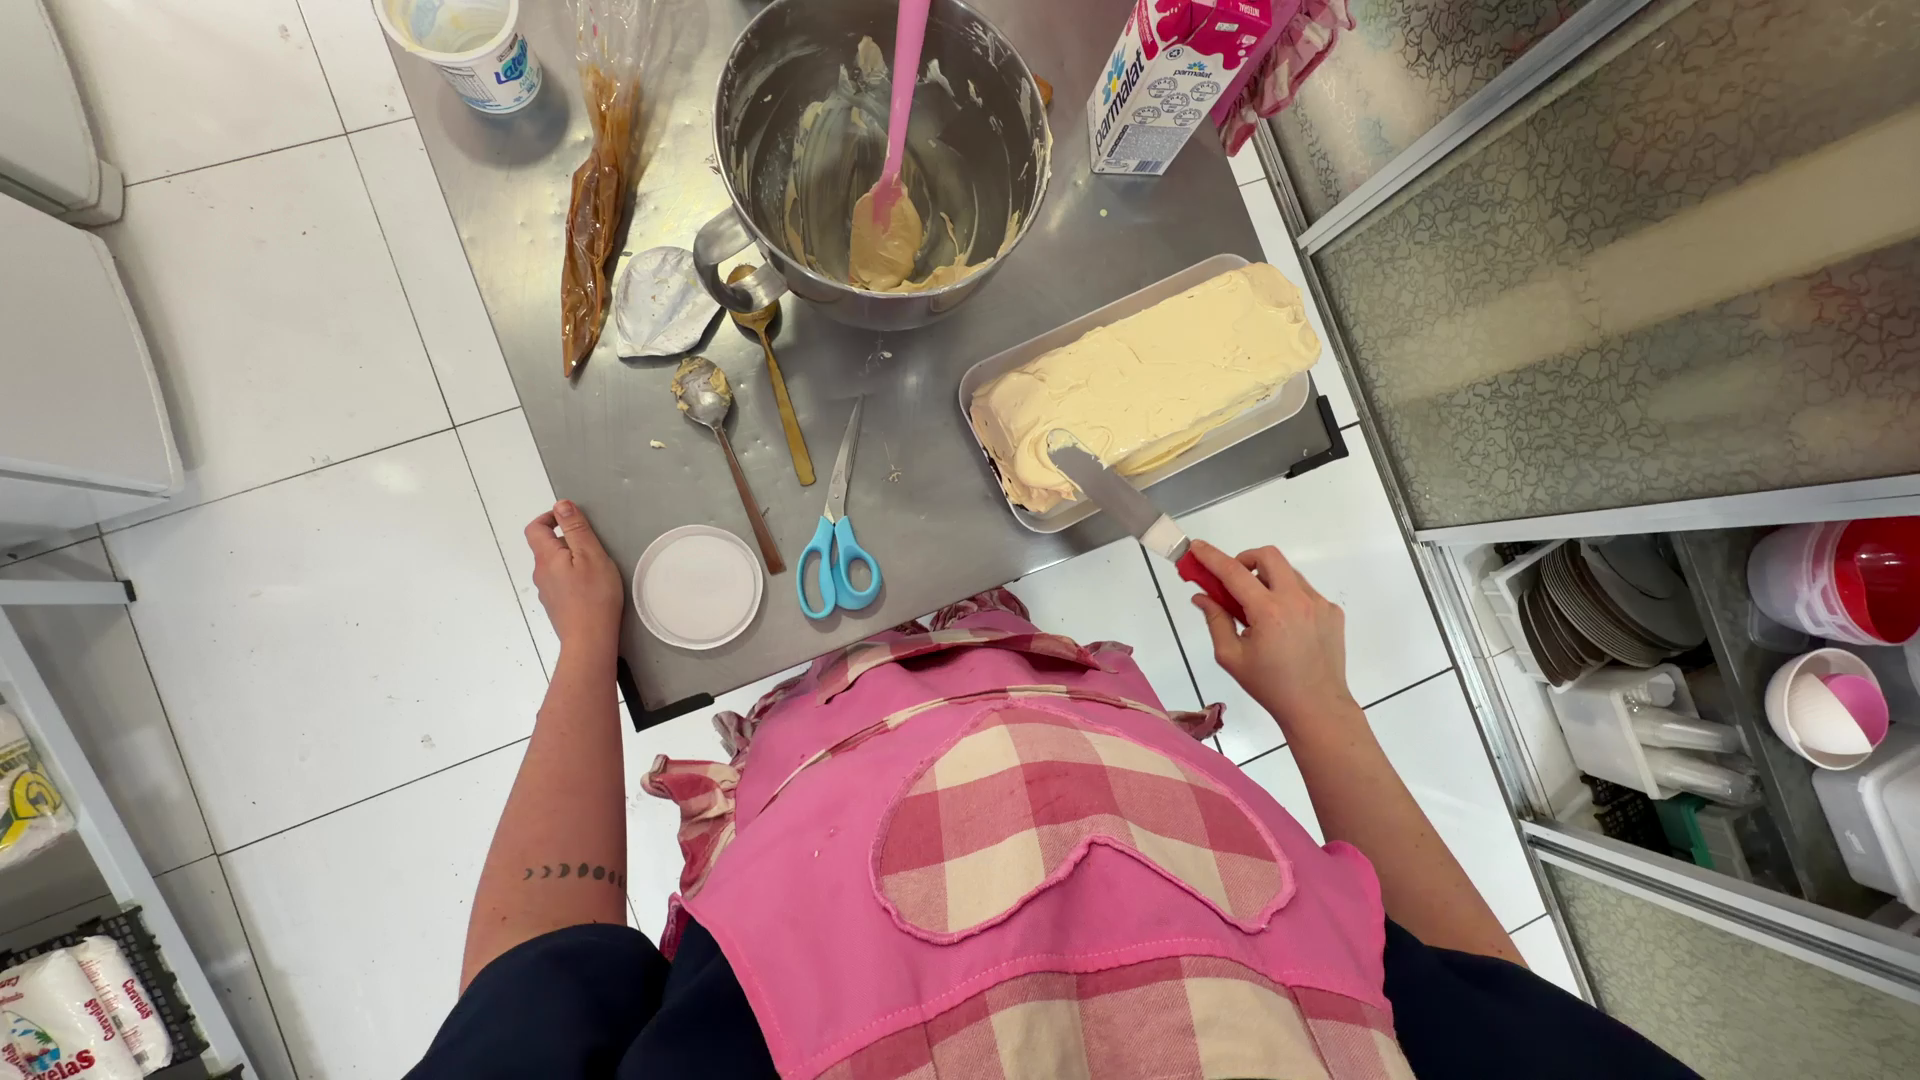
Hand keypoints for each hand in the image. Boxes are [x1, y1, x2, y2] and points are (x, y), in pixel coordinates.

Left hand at [524, 500, 623, 647]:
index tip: (571, 519)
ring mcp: (547, 592)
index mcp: (546, 557)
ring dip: (571, 561)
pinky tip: (592, 589)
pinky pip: (561, 584)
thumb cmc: (594, 595)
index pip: (535, 528)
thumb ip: (576, 529)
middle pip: (546, 548)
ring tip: (596, 568)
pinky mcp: (556, 606)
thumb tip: (561, 505)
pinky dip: (573, 578)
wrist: (589, 638)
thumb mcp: (591, 555)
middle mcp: (540, 573)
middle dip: (566, 540)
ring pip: (554, 567)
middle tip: (593, 545)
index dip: (550, 518)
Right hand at [1188, 540, 1359, 728]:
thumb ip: (1216, 620)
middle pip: (1268, 556)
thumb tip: (1202, 597)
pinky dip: (1287, 598)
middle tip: (1234, 580)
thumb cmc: (1269, 685)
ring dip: (1267, 581)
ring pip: (1287, 573)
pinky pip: (1304, 592)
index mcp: (1268, 612)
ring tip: (1259, 611)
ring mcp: (1319, 604)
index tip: (1196, 547)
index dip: (1211, 557)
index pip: (1234, 573)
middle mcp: (1297, 600)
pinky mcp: (1332, 612)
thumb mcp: (1231, 656)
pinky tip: (1284, 626)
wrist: (1317, 706)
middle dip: (1245, 559)